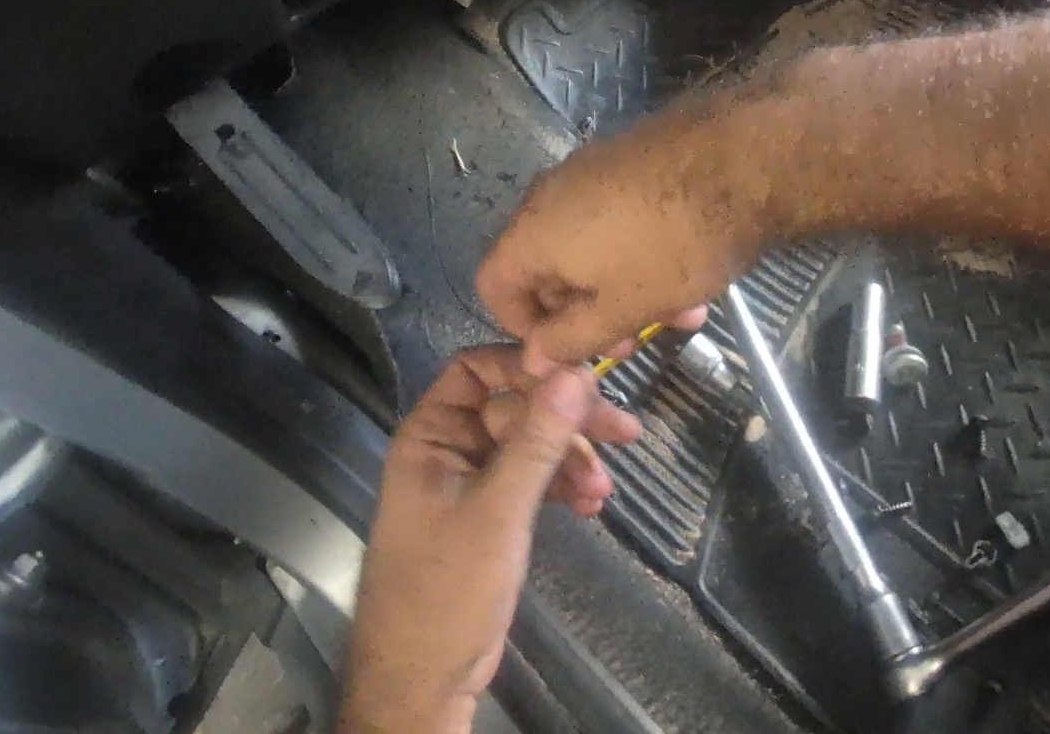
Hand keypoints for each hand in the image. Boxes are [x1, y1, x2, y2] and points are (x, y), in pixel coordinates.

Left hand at [341, 345, 640, 733]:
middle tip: (623, 432)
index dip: (527, 366)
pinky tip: (592, 504)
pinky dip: (563, 486)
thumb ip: (537, 440)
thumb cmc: (448, 590)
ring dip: (572, 459)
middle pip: (517, 407)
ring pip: (532, 444)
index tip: (581, 376)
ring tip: (606, 488)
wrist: (425, 682)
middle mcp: (452, 446)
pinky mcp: (494, 509)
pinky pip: (534, 478)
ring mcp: (474, 478)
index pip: (478, 369)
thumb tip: (576, 373)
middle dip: (568, 421)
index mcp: (432, 434)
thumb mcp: (498, 511)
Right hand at [477, 104, 768, 372]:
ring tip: (681, 317)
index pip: (493, 285)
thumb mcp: (623, 308)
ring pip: (592, 247)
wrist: (740, 159)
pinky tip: (693, 277)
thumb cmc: (673, 245)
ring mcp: (592, 172)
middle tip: (631, 342)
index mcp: (533, 231)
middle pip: (546, 267)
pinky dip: (641, 254)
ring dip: (625, 290)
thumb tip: (534, 358)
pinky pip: (618, 219)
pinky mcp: (630, 160)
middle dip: (586, 314)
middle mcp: (552, 195)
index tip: (565, 349)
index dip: (521, 327)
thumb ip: (572, 339)